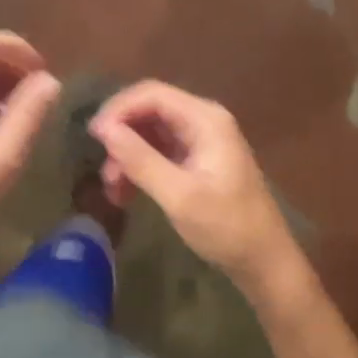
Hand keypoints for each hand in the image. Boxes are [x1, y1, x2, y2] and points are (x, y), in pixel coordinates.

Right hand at [89, 81, 299, 291]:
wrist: (265, 263)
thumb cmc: (226, 228)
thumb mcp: (179, 196)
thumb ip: (141, 159)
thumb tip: (103, 129)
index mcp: (205, 119)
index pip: (152, 94)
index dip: (119, 109)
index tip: (92, 135)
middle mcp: (204, 120)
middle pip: (151, 110)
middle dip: (122, 135)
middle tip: (102, 168)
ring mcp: (202, 139)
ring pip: (152, 132)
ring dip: (129, 154)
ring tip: (112, 189)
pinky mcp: (198, 160)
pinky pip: (161, 150)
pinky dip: (142, 166)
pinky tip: (126, 192)